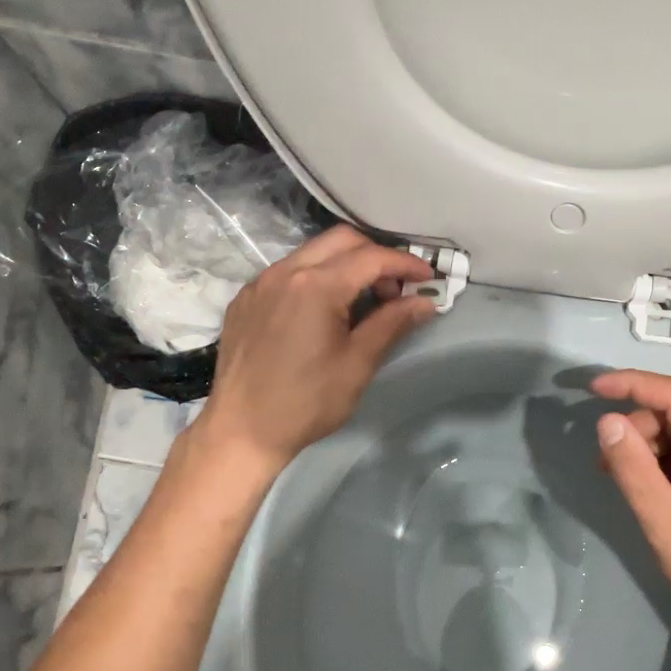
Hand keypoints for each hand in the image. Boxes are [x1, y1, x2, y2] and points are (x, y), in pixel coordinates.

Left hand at [195, 226, 436, 468]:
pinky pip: (286, 273)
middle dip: (375, 255)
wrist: (242, 429)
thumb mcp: (357, 364)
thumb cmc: (307, 402)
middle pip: (341, 240)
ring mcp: (260, 284)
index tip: (427, 278)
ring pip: (311, 253)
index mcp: (316, 286)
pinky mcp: (245, 300)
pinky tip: (323, 312)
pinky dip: (314, 279)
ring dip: (344, 265)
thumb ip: (392, 325)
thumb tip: (424, 302)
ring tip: (363, 301)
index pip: (372, 257)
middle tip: (395, 290)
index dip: (405, 263)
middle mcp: (285, 272)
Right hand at [591, 370, 670, 633]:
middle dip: (638, 428)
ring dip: (650, 443)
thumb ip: (634, 469)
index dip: (633, 384)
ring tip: (627, 478)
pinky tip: (653, 481)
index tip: (593, 386)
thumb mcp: (664, 522)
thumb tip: (607, 421)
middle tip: (608, 464)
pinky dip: (668, 453)